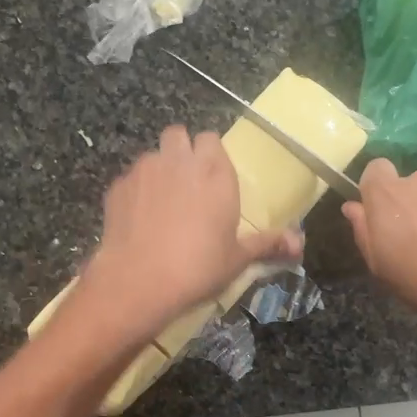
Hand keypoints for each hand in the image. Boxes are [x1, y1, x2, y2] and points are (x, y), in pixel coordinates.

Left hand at [80, 126, 300, 337]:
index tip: (212, 178)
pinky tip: (138, 220)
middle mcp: (180, 162)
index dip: (210, 155)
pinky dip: (135, 192)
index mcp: (215, 173)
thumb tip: (298, 244)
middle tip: (186, 182)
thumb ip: (267, 244)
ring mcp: (145, 170)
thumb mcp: (237, 259)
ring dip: (158, 170)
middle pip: (179, 135)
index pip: (212, 140)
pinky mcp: (118, 186)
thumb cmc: (197, 268)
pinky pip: (130, 179)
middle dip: (182, 151)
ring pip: (153, 155)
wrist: (138, 281)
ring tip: (160, 203)